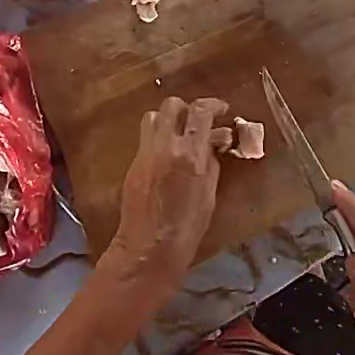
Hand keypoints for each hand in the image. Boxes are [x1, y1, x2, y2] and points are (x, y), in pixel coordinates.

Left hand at [101, 97, 226, 294]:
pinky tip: (169, 157)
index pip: (200, 110)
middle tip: (200, 123)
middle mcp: (164, 146)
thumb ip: (211, 160)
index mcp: (189, 153)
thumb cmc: (188, 227)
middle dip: (188, 109)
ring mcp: (145, 153)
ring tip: (182, 136)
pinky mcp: (133, 164)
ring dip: (169, 120)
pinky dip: (160, 139)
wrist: (149, 250)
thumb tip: (215, 142)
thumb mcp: (209, 192)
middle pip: (172, 105)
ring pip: (154, 117)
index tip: (222, 109)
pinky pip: (147, 139)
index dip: (213, 104)